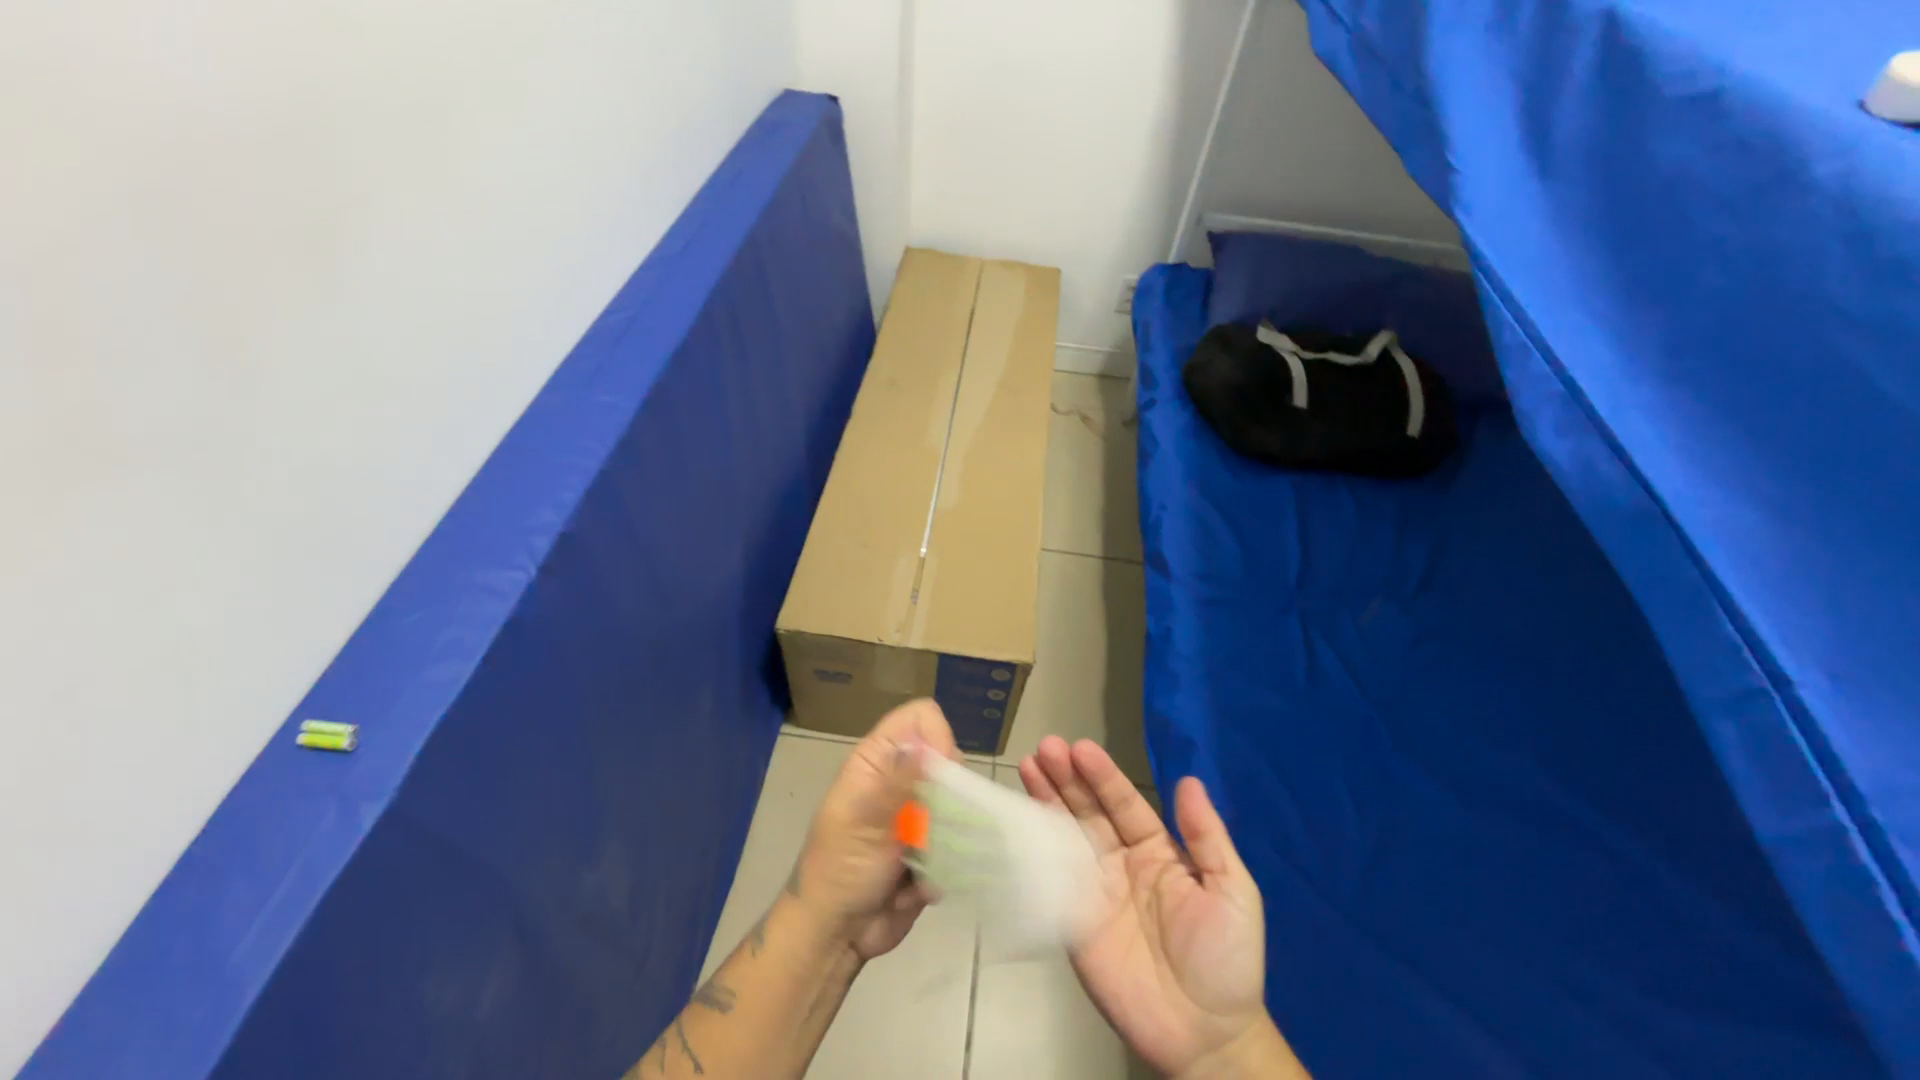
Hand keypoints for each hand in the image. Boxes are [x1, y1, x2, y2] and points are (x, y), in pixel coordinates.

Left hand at [791, 699, 960, 960]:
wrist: (835, 936)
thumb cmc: (838, 871)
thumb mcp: (864, 823)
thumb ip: (898, 782)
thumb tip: (927, 740)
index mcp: (876, 762)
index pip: (922, 719)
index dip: (938, 739)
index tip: (942, 777)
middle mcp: (900, 781)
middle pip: (949, 762)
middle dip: (949, 799)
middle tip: (925, 829)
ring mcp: (918, 815)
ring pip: (961, 806)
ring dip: (946, 839)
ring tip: (917, 864)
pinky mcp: (933, 849)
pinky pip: (961, 845)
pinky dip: (945, 868)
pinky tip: (916, 887)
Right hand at [1019, 737, 1274, 1078]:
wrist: (1205, 1032)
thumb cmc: (1227, 958)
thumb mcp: (1232, 890)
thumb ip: (1207, 836)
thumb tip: (1189, 780)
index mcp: (1157, 851)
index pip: (1124, 804)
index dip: (1102, 776)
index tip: (1079, 747)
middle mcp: (1120, 863)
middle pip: (1088, 812)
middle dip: (1067, 779)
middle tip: (1044, 747)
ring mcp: (1093, 891)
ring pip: (1065, 837)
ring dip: (1046, 802)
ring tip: (1027, 767)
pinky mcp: (1071, 922)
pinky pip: (1050, 881)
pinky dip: (1032, 850)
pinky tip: (1017, 822)